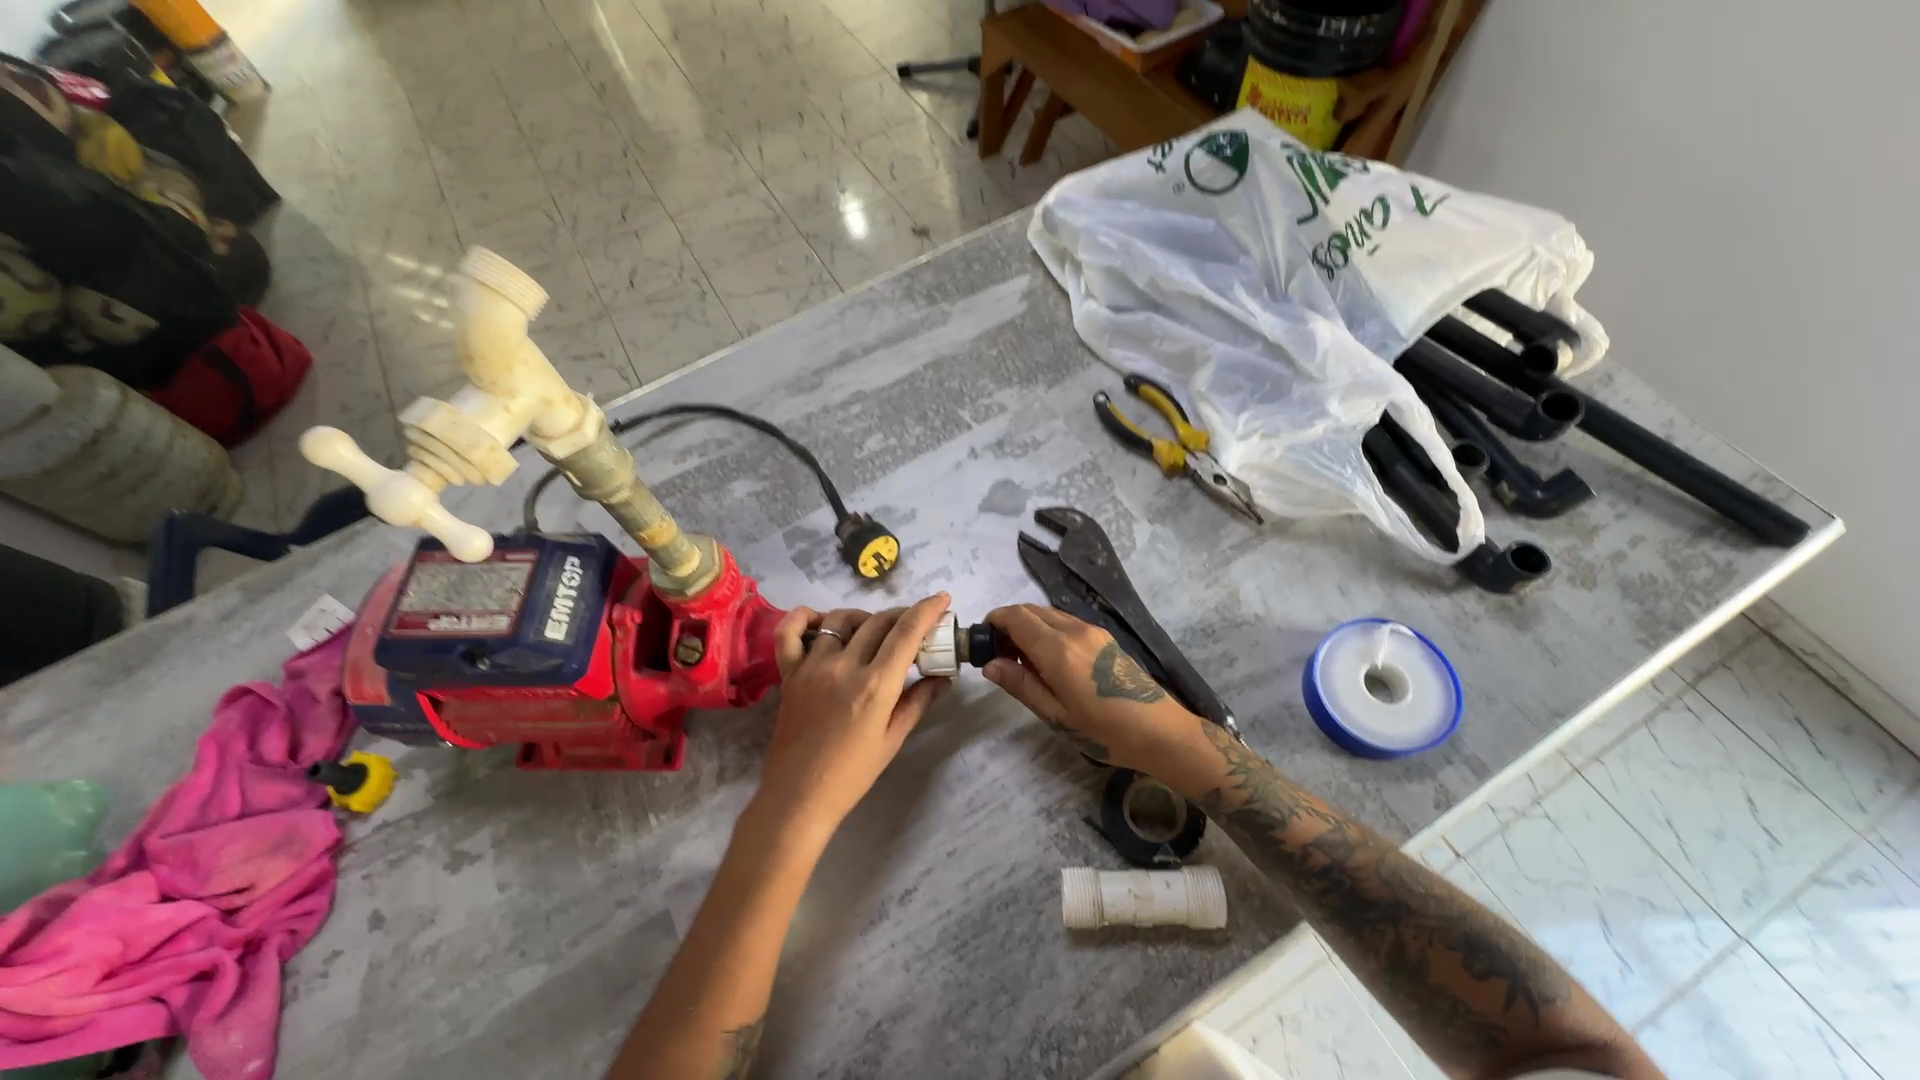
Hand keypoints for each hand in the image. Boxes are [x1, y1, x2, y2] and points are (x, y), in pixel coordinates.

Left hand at [757, 594, 953, 833]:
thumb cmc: (853, 774)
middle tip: (916, 624)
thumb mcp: (893, 739)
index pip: (907, 632)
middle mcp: (844, 666)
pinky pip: (791, 632)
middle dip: (904, 615)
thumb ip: (918, 701)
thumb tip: (943, 678)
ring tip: (876, 630)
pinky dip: (806, 617)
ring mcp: (812, 666)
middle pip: (879, 621)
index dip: (928, 610)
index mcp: (876, 685)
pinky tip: (822, 621)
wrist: (799, 796)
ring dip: (865, 617)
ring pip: (842, 620)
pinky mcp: (789, 673)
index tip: (943, 599)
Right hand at [982, 604, 1198, 771]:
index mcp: (1058, 650)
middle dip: (1008, 624)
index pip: (1016, 617)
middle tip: (998, 655)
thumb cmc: (1104, 731)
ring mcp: (1092, 631)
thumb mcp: (1055, 715)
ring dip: (1029, 627)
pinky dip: (1048, 632)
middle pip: (1031, 610)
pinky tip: (1048, 662)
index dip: (994, 622)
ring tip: (1022, 662)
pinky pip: (1066, 623)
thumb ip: (1021, 685)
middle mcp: (1075, 630)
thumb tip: (990, 664)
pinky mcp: (1104, 638)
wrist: (1160, 731)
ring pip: (1049, 614)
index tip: (981, 642)